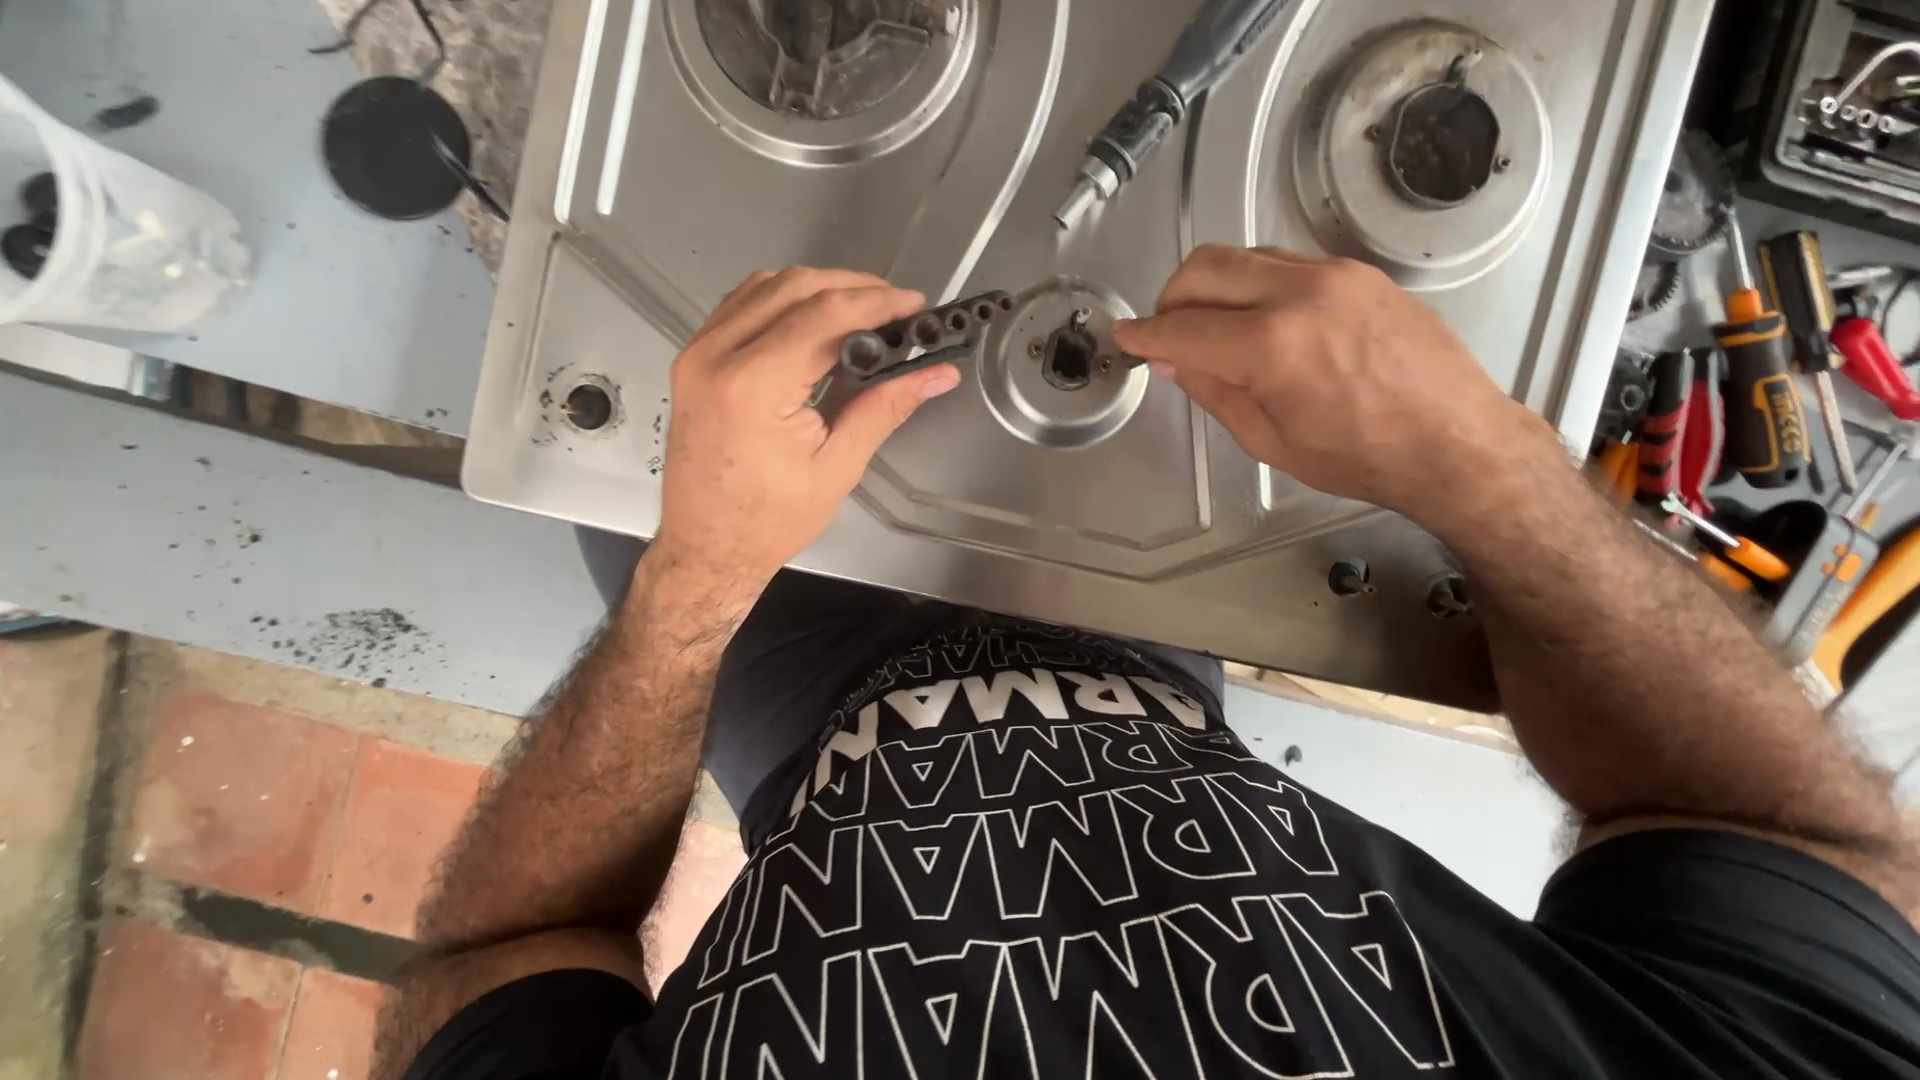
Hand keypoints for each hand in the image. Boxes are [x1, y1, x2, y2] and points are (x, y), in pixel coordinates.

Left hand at [652, 268, 960, 591]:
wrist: (707, 547)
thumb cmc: (767, 522)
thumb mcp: (837, 467)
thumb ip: (885, 407)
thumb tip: (935, 374)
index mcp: (753, 387)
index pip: (824, 315)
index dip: (877, 302)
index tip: (914, 306)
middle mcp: (716, 357)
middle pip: (795, 287)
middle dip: (854, 288)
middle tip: (896, 310)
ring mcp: (698, 354)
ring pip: (766, 285)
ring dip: (819, 287)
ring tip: (864, 313)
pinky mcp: (694, 359)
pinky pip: (742, 304)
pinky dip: (784, 299)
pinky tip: (815, 320)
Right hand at [1112, 245, 1558, 524]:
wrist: (1454, 441)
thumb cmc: (1361, 457)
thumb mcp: (1269, 441)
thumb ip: (1214, 392)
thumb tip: (1175, 362)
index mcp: (1271, 348)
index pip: (1182, 329)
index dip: (1145, 336)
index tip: (1125, 338)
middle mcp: (1299, 294)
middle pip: (1204, 269)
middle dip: (1170, 298)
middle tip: (1165, 332)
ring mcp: (1333, 274)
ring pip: (1242, 256)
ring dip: (1211, 285)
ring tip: (1210, 325)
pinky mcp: (1357, 271)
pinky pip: (1283, 261)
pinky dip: (1252, 283)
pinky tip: (1258, 318)